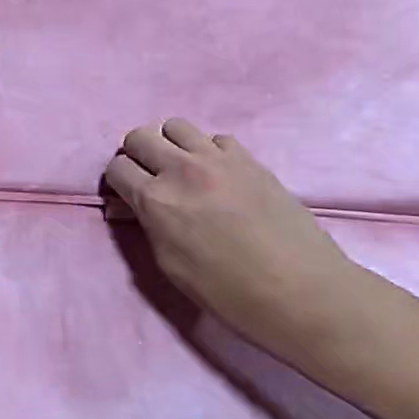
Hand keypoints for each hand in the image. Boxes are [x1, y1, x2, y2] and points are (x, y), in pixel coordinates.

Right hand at [104, 119, 352, 324]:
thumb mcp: (170, 265)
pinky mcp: (250, 159)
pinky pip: (217, 138)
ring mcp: (218, 159)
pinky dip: (210, 152)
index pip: (117, 167)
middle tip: (150, 177)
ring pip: (176, 126)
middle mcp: (181, 169)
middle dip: (137, 154)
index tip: (128, 194)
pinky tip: (221, 177)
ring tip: (183, 170)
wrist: (301, 292)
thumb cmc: (228, 293)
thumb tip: (144, 205)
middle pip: (140, 136)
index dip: (118, 181)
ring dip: (172, 145)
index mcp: (155, 200)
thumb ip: (150, 224)